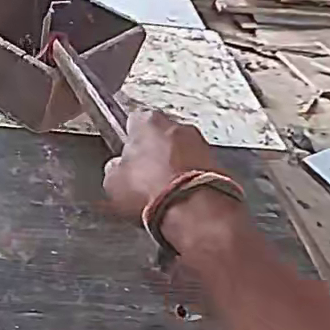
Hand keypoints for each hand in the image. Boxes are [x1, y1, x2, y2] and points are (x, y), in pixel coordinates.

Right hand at [103, 108, 245, 254]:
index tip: (124, 152)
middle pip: (160, 135)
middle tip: (140, 176)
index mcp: (148, 122)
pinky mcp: (216, 164)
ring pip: (179, 151)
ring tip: (159, 191)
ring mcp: (200, 143)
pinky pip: (194, 168)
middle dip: (152, 152)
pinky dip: (186, 179)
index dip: (127, 138)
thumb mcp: (112, 182)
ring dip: (171, 166)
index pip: (133, 120)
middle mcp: (178, 126)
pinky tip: (176, 197)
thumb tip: (116, 168)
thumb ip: (113, 168)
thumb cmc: (152, 189)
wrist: (191, 209)